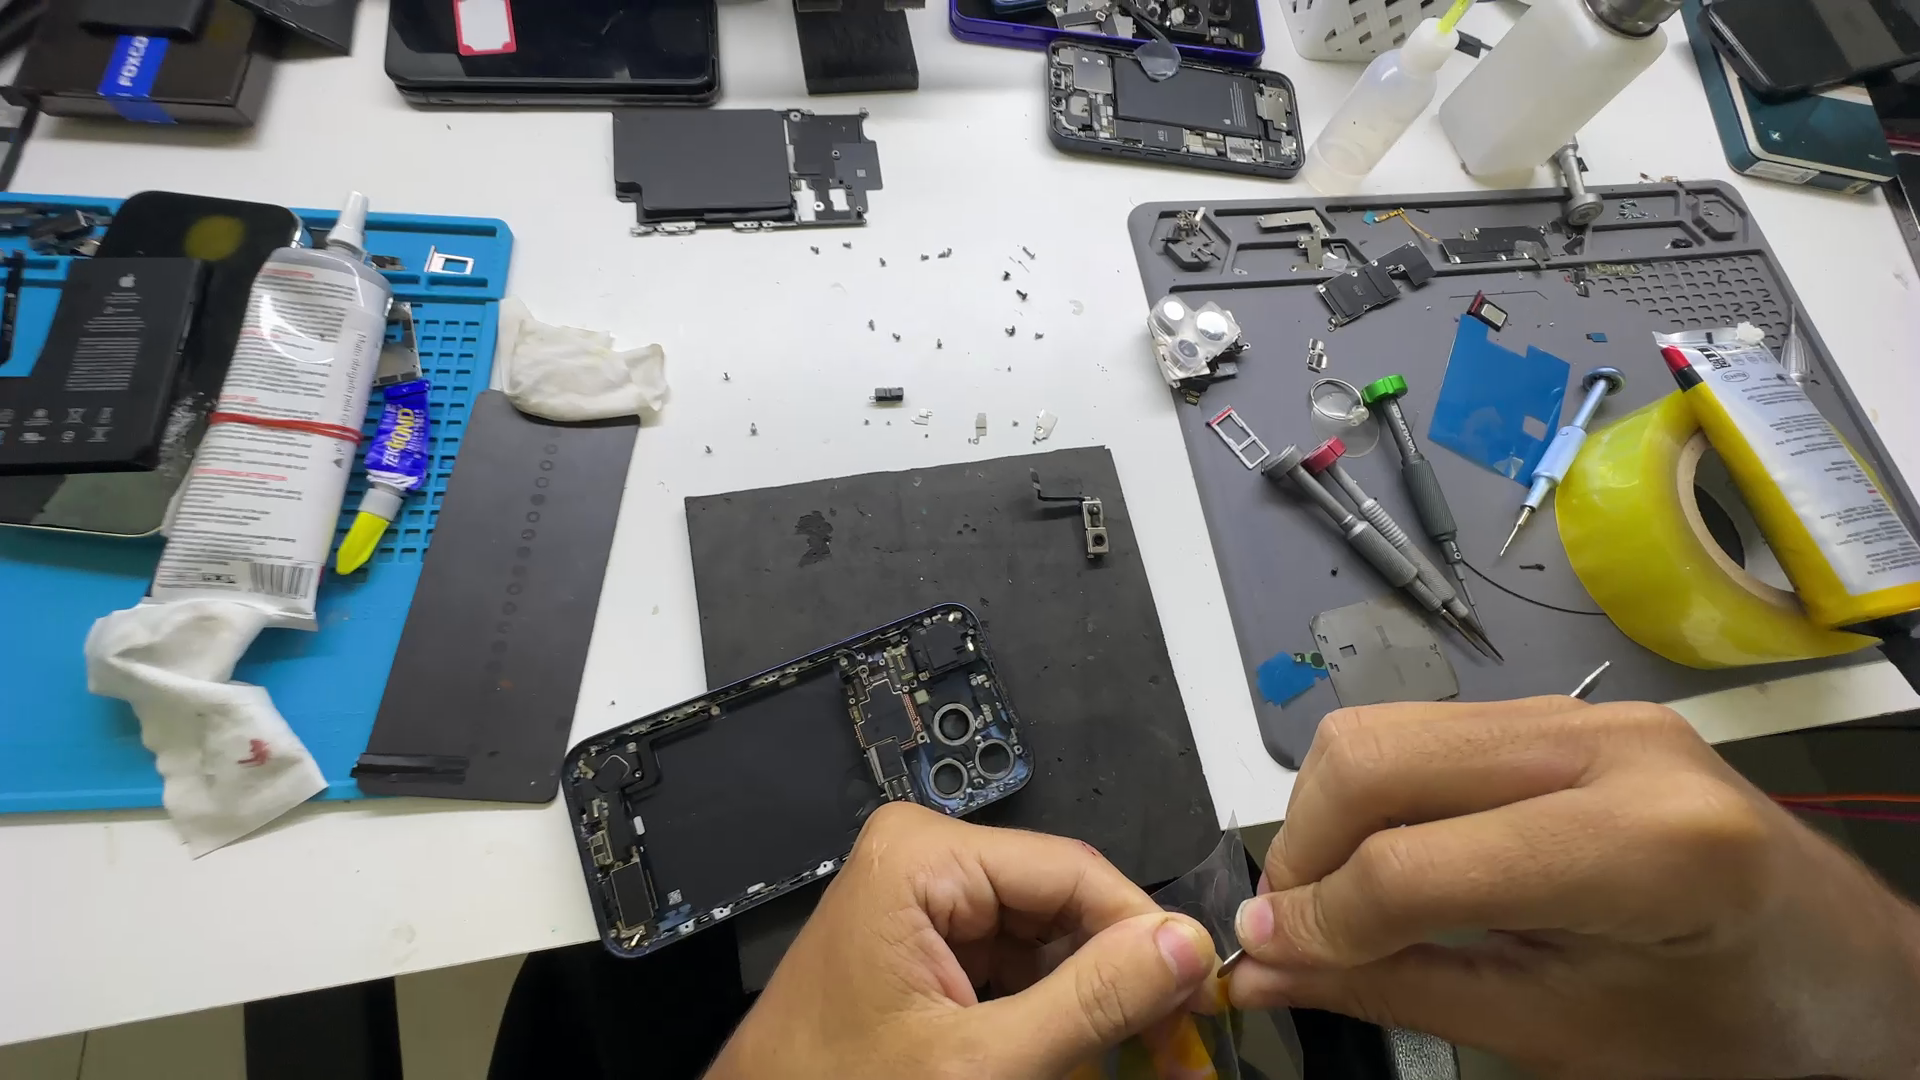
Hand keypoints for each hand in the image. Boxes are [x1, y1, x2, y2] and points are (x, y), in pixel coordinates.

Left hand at [707, 802, 1218, 1079]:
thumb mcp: (980, 1068)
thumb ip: (1089, 1002)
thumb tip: (1187, 944)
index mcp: (925, 854)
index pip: (1069, 869)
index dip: (1143, 931)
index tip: (1203, 997)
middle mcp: (928, 858)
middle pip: (1059, 903)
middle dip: (1120, 978)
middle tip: (1181, 1055)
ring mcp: (927, 901)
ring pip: (1045, 940)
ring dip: (1094, 1004)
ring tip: (1148, 1064)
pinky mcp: (929, 944)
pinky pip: (1013, 966)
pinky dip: (1054, 1015)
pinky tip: (1083, 1058)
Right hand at [1228, 697, 1919, 1079]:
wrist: (1849, 971)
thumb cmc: (1732, 1035)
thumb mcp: (1561, 1036)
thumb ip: (1394, 991)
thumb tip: (1262, 969)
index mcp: (1648, 846)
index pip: (1415, 866)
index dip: (1322, 918)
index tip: (1267, 954)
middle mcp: (1600, 743)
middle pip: (1372, 758)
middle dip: (1302, 845)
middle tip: (1295, 920)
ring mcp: (1568, 710)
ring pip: (1372, 729)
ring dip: (1321, 812)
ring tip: (1333, 886)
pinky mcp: (1540, 707)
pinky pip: (1404, 727)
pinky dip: (1360, 792)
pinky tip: (1379, 846)